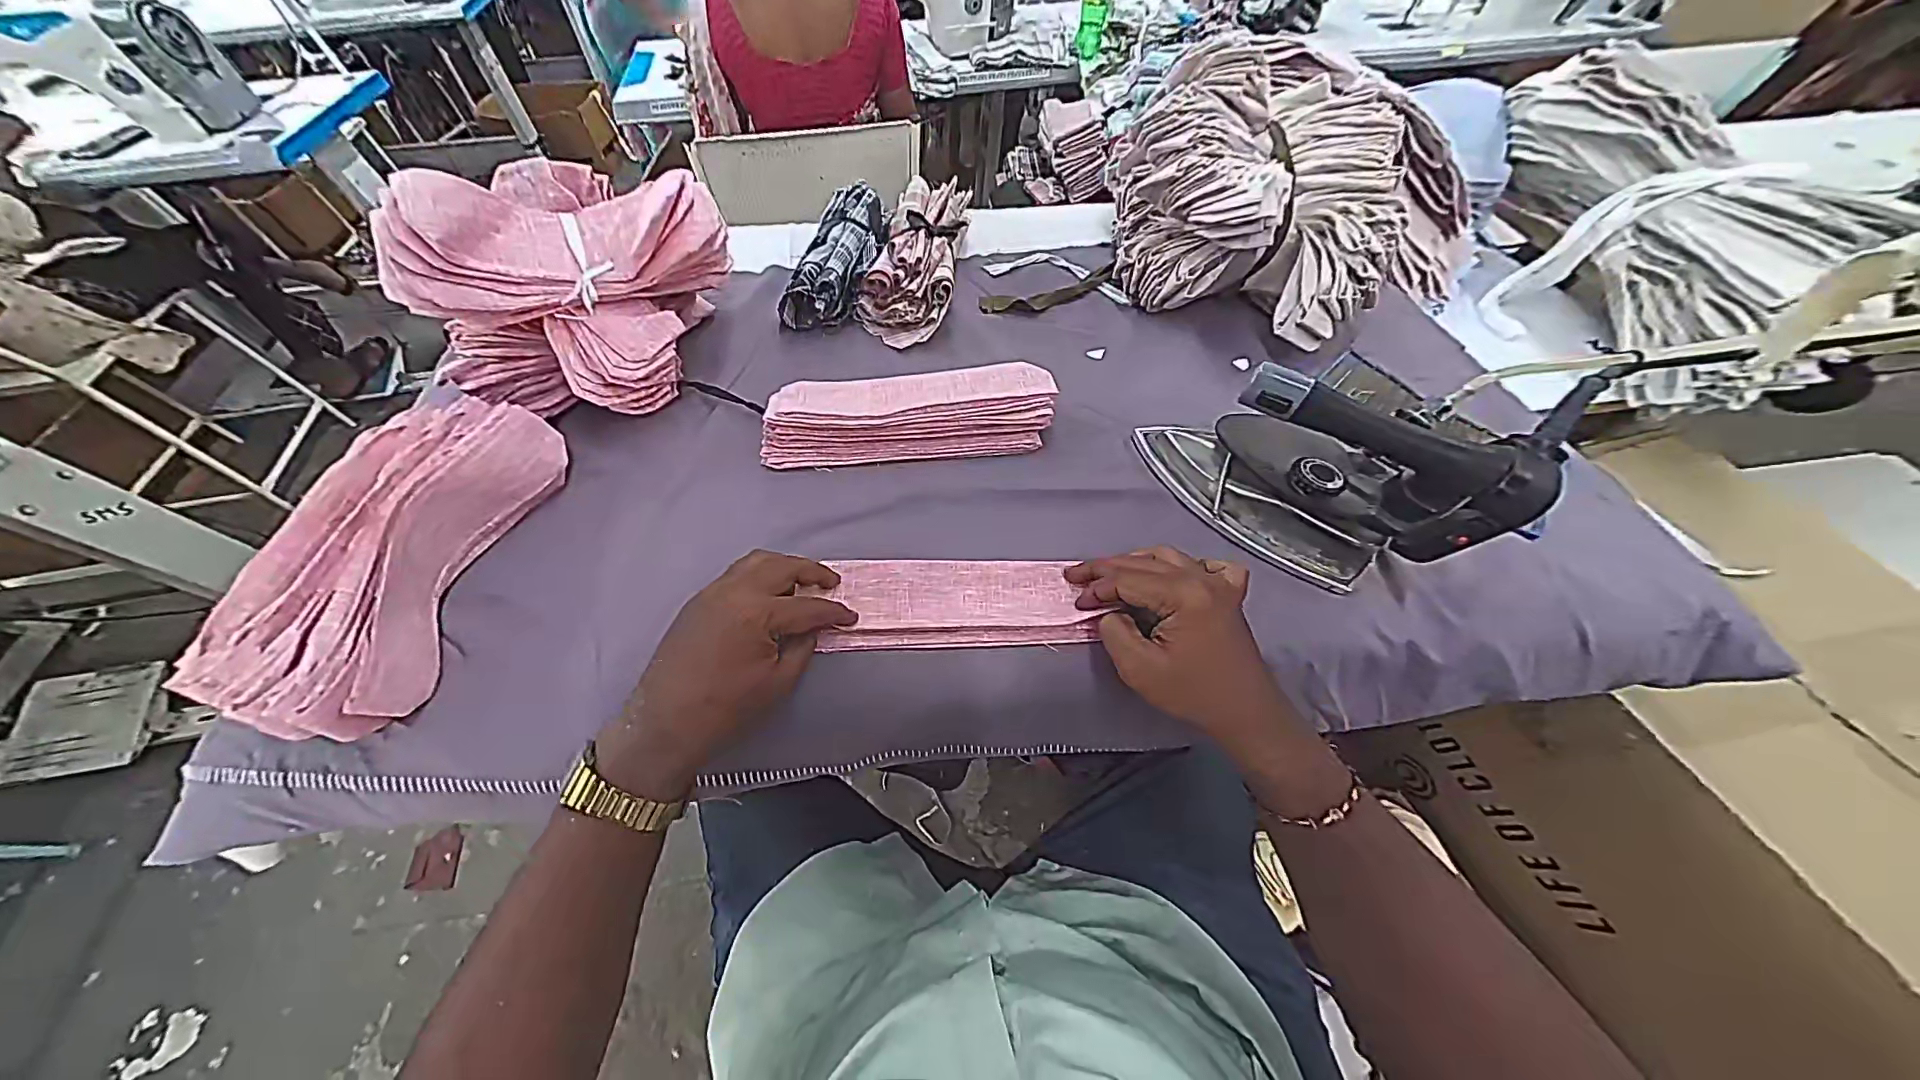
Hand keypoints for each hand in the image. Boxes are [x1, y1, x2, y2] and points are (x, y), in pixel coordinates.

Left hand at [597, 551, 856, 798]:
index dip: (833, 612)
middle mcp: (732, 593)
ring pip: (756, 562)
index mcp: (755, 613)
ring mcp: (711, 594)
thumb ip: (802, 646)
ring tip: (801, 582)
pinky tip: (769, 594)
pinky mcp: (698, 602)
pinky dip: (759, 575)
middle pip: (781, 567)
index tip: (849, 617)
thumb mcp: (778, 682)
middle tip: (831, 584)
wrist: (665, 724)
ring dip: (783, 567)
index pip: (806, 605)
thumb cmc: (723, 709)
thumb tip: (813, 628)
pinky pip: (735, 575)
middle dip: (812, 572)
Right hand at [1065, 547, 1299, 753]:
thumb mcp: (1139, 669)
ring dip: (1135, 563)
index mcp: (1184, 594)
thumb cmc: (1194, 694)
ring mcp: (1220, 584)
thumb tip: (1109, 613)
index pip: (1128, 579)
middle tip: (1077, 576)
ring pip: (1169, 558)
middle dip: (1106, 569)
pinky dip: (1181, 565)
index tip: (1079, 603)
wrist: (1246, 713)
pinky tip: (1170, 574)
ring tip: (1108, 574)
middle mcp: (1203, 579)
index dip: (1098, 588)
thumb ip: (1115, 633)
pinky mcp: (1229, 596)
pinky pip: (1204, 566)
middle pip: (1145, 563)